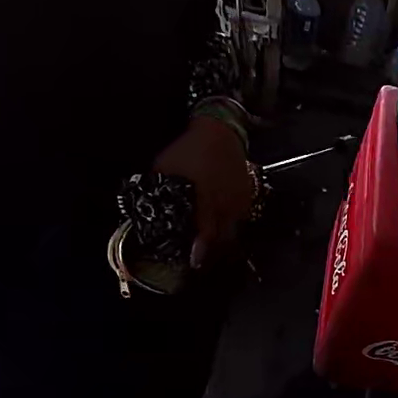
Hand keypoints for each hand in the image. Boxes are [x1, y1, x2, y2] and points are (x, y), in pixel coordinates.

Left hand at [153, 115, 252, 267]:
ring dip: (222, 240)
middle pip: (224, 239)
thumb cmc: (189, 151)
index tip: (195, 262)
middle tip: (201, 260)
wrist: (220, 134)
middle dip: (213, 252)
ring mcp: (239, 202)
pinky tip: (221, 226)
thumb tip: (149, 209)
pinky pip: (240, 219)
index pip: (206, 234)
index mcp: (205, 199)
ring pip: (234, 231)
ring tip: (211, 246)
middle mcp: (226, 205)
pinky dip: (231, 226)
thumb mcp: (166, 169)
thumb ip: (161, 191)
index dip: (200, 251)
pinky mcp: (247, 197)